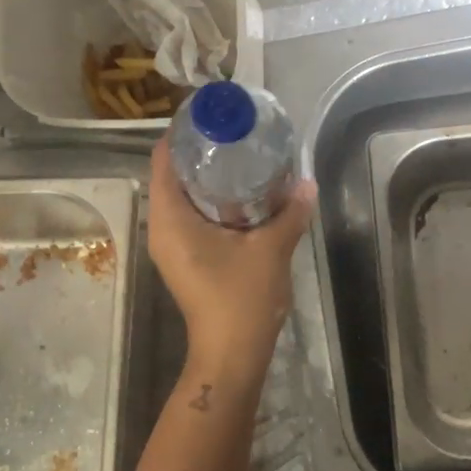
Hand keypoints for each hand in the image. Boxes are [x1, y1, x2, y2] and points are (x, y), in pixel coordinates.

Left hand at [147, 141, 316, 371]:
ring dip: (209, 179)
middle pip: (171, 176)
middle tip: (236, 135)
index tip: (213, 117)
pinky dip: (213, 202)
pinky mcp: (186, 260)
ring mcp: (172, 247)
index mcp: (170, 219)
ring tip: (243, 159)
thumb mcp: (271, 249)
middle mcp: (162, 229)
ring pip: (183, 199)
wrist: (231, 353)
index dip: (182, 133)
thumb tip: (307, 182)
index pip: (162, 160)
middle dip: (201, 154)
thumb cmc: (241, 298)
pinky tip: (244, 198)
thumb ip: (290, 213)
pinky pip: (192, 218)